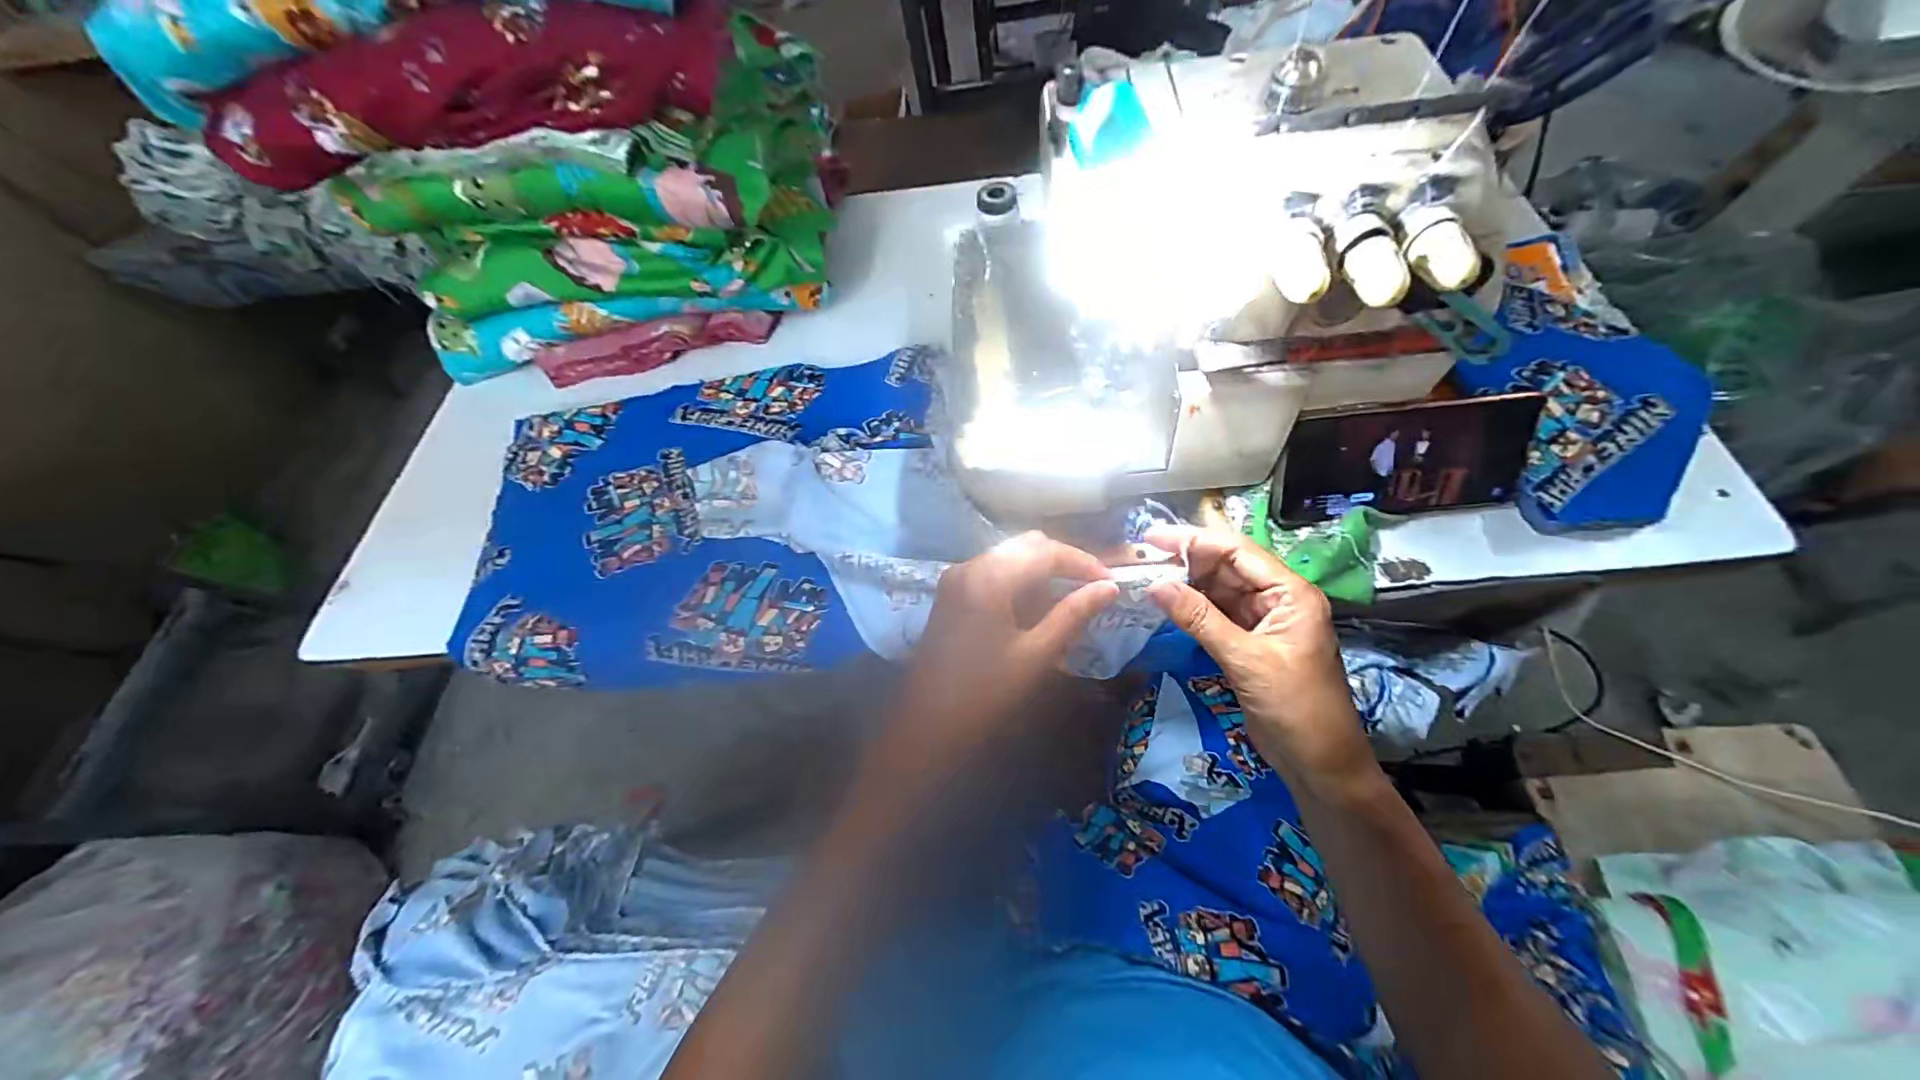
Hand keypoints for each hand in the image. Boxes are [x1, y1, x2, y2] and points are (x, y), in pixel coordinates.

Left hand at [877, 532, 1119, 771]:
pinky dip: (1019, 582)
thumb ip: (1073, 614)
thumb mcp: (1037, 654)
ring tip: (1071, 600)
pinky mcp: (951, 595)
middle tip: (1094, 588)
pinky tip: (1037, 607)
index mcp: (989, 576)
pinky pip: (993, 573)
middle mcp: (969, 566)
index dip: (1084, 563)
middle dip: (1064, 562)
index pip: (1046, 551)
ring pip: (1009, 557)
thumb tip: (1109, 588)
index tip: (1112, 583)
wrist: (926, 724)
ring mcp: (956, 579)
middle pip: (1027, 546)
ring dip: (1042, 572)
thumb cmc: (985, 693)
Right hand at [1142, 526, 1377, 791]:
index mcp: (1291, 593)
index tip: (1153, 539)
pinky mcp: (1250, 643)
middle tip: (1143, 559)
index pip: (1238, 552)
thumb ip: (1200, 619)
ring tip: (1148, 577)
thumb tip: (1155, 585)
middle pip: (1227, 567)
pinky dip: (1192, 609)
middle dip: (1187, 560)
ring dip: (1186, 584)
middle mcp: (1279, 599)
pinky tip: (1167, 604)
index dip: (1194, 541)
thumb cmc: (1296, 708)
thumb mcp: (1246, 660)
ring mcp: (1264, 621)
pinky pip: (1217, 615)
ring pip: (1219, 590)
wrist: (1321, 764)